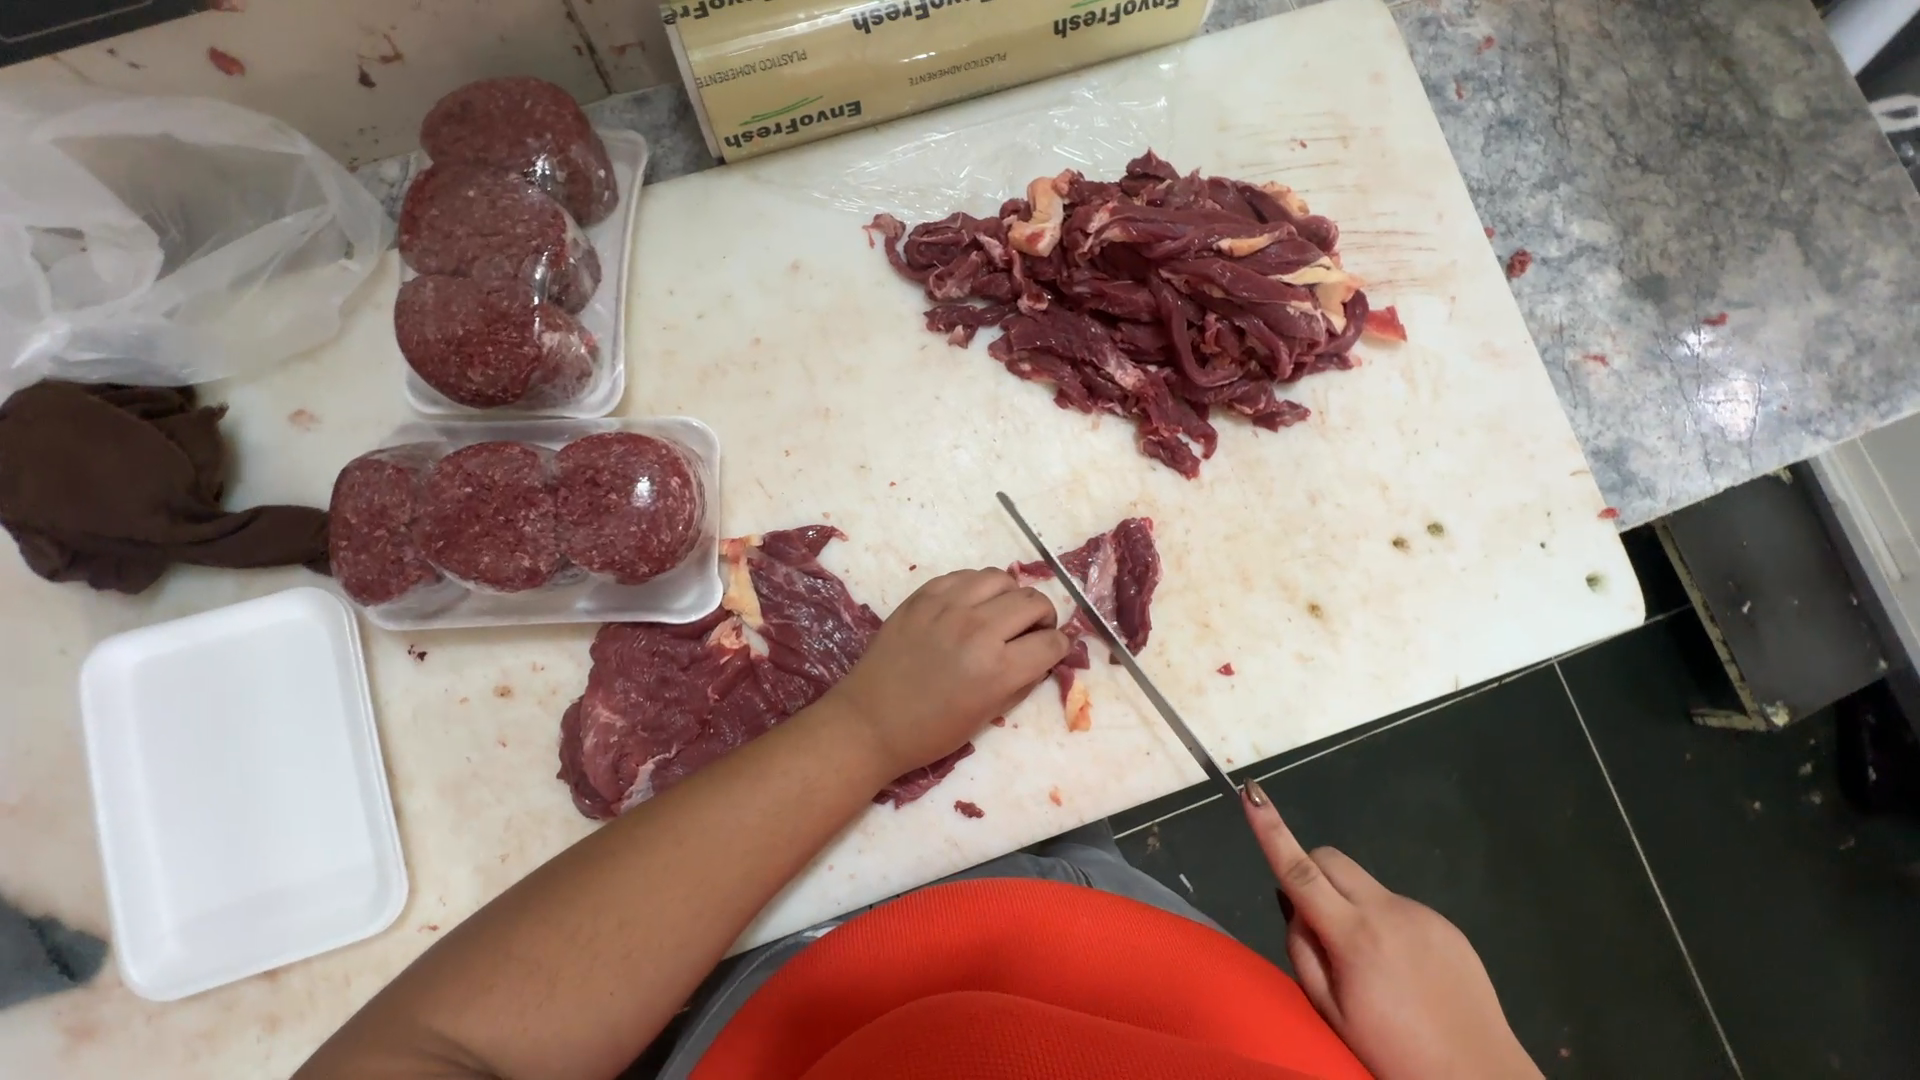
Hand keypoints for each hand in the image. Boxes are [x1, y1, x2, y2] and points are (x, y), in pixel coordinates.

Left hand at [825, 569, 1069, 777]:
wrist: (870, 721)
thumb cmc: (931, 731)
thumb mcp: (987, 715)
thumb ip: (1022, 680)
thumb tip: (1042, 654)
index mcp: (998, 669)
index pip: (1051, 642)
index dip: (1059, 646)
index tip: (1053, 649)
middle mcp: (978, 630)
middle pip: (1033, 601)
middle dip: (1043, 617)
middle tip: (1032, 631)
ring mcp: (948, 607)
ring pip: (1001, 579)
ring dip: (1011, 596)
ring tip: (1001, 613)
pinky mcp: (923, 596)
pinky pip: (965, 576)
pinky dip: (977, 588)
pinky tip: (971, 605)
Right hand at [1242, 781, 1541, 1079]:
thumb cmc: (1394, 1055)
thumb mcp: (1331, 1011)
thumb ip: (1303, 951)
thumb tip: (1296, 908)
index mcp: (1354, 937)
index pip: (1299, 872)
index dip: (1271, 830)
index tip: (1252, 793)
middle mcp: (1388, 912)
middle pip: (1331, 860)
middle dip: (1311, 872)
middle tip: (1314, 921)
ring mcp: (1423, 914)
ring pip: (1363, 885)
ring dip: (1349, 905)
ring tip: (1369, 964)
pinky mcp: (1447, 925)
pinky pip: (1397, 907)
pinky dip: (1383, 923)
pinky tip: (1402, 970)